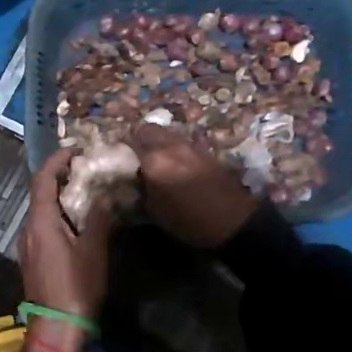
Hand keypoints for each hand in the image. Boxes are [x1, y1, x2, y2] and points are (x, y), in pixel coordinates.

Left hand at [19, 148, 114, 351]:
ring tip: (86, 192)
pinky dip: (58, 216)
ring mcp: (27, 246)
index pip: (42, 180)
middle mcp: (28, 229)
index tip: (75, 150)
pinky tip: (77, 222)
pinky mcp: (32, 259)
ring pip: (41, 212)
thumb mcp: (93, 251)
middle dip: (60, 178)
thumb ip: (98, 218)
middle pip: (40, 194)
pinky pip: (43, 227)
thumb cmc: (75, 288)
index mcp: (40, 222)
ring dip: (60, 198)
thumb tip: (104, 195)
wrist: (56, 329)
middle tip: (86, 169)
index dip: (56, 161)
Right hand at [129, 124, 258, 248]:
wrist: (234, 222)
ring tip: (155, 164)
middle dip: (138, 139)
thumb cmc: (189, 221)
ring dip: (157, 144)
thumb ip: (139, 189)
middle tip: (135, 158)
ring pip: (166, 134)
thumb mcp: (154, 211)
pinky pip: (180, 143)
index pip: (128, 140)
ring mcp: (190, 146)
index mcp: (154, 160)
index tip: (118, 161)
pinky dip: (172, 150)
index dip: (120, 148)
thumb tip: (130, 180)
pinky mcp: (204, 151)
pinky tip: (174, 168)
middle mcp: (171, 146)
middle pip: (147, 129)